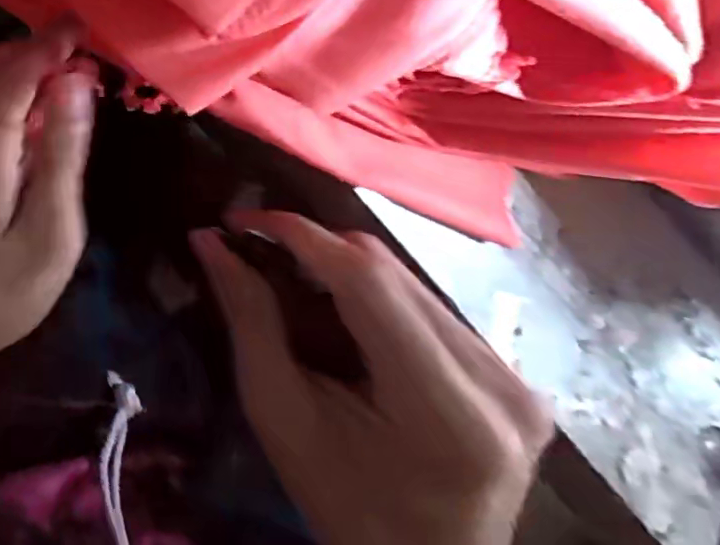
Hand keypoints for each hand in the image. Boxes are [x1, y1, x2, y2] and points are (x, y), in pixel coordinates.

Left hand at [0, 19, 96, 373]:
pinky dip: (16, 94)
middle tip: (91, 44)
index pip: (20, 69)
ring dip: (30, 70)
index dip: (53, 43)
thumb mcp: (50, 230)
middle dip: (45, 52)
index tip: (88, 22)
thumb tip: (76, 82)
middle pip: (3, 70)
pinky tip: (42, 107)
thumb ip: (63, 152)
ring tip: (76, 65)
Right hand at [195, 212, 552, 544]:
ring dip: (336, 264)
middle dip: (311, 246)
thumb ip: (249, 318)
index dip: (297, 234)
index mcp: (445, 407)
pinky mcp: (509, 373)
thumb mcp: (278, 411)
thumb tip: (207, 240)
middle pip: (386, 270)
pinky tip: (336, 311)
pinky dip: (366, 288)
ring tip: (287, 279)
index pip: (367, 281)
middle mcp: (495, 381)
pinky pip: (421, 299)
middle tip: (251, 250)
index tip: (235, 219)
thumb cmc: (341, 500)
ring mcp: (512, 375)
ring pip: (403, 276)